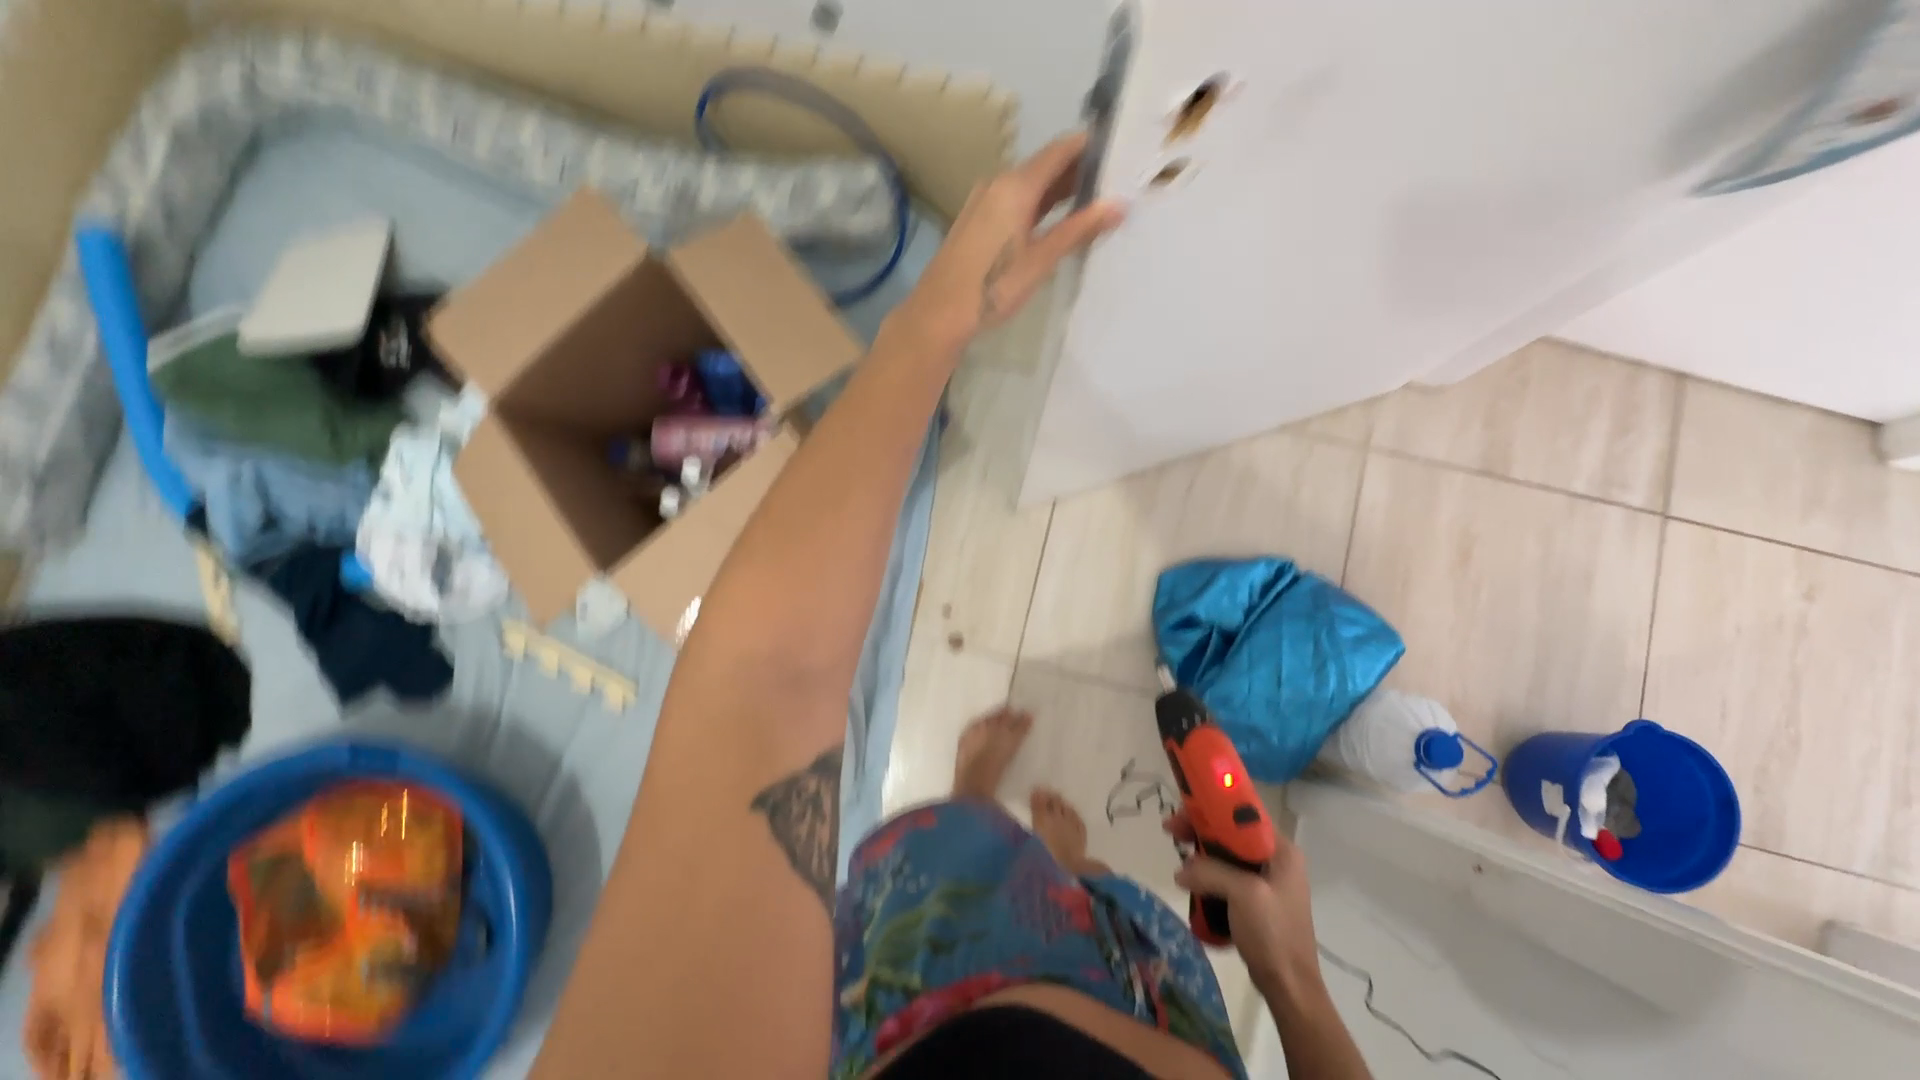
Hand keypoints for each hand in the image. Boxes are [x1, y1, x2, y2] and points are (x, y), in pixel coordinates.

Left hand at [889, 132, 1124, 354]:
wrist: (938, 314)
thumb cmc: (993, 286)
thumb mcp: (1041, 260)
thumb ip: (1079, 229)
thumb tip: (1119, 204)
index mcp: (1015, 186)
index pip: (1060, 150)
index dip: (1090, 145)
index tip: (1121, 147)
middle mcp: (998, 184)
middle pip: (1045, 166)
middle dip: (1079, 170)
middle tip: (1116, 178)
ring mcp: (984, 202)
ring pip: (1030, 185)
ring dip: (1060, 190)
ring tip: (1096, 199)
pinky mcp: (977, 221)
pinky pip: (1016, 202)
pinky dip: (1040, 204)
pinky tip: (1058, 221)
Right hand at [1165, 813, 1322, 998]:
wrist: (1289, 985)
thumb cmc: (1273, 933)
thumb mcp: (1243, 894)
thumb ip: (1210, 871)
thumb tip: (1181, 871)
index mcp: (1282, 850)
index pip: (1243, 815)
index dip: (1210, 810)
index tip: (1181, 815)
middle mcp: (1277, 860)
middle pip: (1232, 834)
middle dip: (1201, 833)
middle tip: (1172, 835)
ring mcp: (1267, 881)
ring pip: (1227, 856)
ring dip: (1202, 857)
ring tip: (1180, 865)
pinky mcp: (1256, 901)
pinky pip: (1227, 878)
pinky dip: (1208, 877)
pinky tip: (1192, 885)